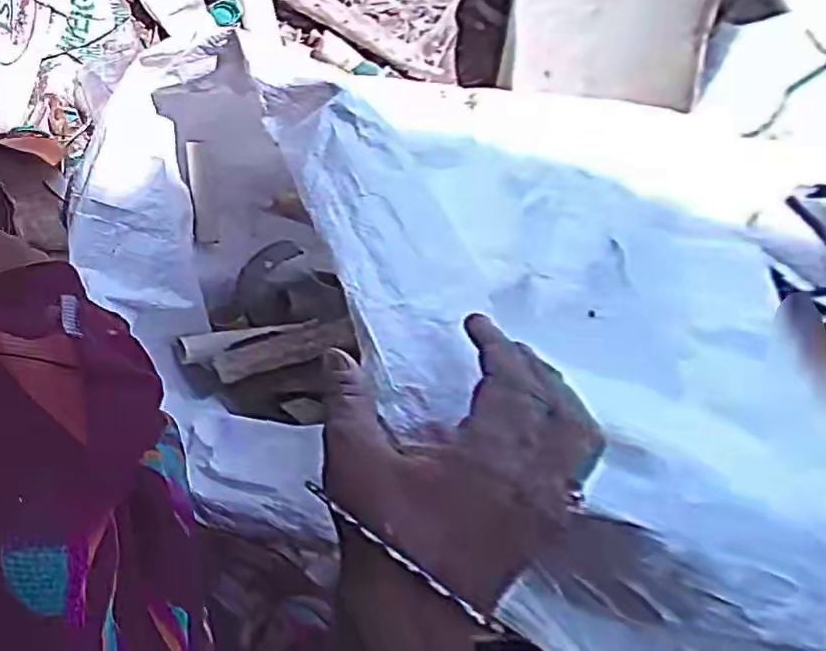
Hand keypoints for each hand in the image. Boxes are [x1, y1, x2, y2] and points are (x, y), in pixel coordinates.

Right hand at [322, 315, 602, 646]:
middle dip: (539, 372)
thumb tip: (338, 354)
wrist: (412, 596)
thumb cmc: (383, 521)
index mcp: (495, 458)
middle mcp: (536, 481)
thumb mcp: (353, 452)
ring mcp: (547, 507)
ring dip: (559, 404)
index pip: (515, 390)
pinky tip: (528, 433)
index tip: (475, 322)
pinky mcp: (542, 525)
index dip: (499, 350)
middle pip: (567, 416)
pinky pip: (572, 469)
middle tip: (505, 344)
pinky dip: (559, 435)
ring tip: (526, 380)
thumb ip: (348, 399)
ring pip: (581, 446)